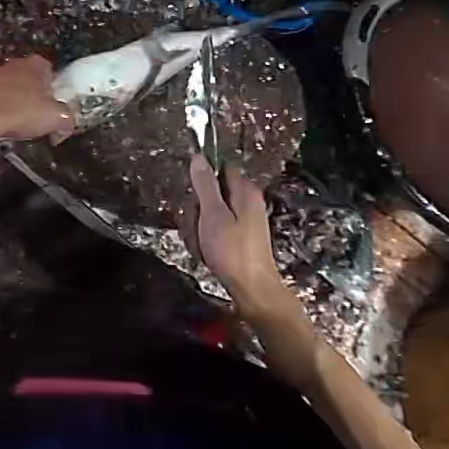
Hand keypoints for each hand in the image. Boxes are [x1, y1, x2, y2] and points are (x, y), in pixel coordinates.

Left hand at [0, 57, 74, 145]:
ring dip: (17, 99)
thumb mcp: (57, 118)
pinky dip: (2, 107)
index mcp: (36, 64)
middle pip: (31, 78)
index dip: (55, 87)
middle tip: (40, 113)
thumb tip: (68, 122)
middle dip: (36, 92)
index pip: (51, 70)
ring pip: (13, 86)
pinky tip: (4, 122)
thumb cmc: (23, 113)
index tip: (55, 103)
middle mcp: (16, 63)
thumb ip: (68, 118)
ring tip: (21, 120)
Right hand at [187, 155, 286, 308]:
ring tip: (201, 245)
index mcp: (244, 191)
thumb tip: (199, 157)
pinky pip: (216, 230)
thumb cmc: (232, 251)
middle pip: (212, 193)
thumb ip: (205, 185)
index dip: (203, 181)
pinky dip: (207, 240)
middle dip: (197, 210)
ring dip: (199, 229)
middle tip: (197, 228)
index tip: (196, 200)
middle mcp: (246, 202)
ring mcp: (244, 221)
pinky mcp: (240, 238)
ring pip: (210, 213)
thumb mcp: (213, 215)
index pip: (219, 168)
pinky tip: (206, 254)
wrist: (253, 290)